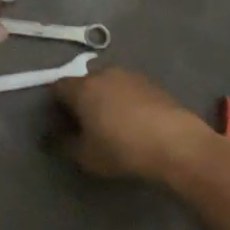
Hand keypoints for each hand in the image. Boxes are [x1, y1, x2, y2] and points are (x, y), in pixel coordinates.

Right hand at [52, 68, 214, 181]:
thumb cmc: (121, 148)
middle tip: (84, 123)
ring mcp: (132, 76)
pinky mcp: (154, 85)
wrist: (176, 143)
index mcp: (82, 87)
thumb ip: (64, 144)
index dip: (55, 104)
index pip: (57, 87)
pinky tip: (133, 122)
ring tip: (111, 123)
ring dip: (105, 98)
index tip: (60, 123)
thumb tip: (54, 137)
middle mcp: (105, 74)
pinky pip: (129, 89)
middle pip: (84, 81)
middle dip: (80, 98)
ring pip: (109, 84)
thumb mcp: (85, 155)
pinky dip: (125, 101)